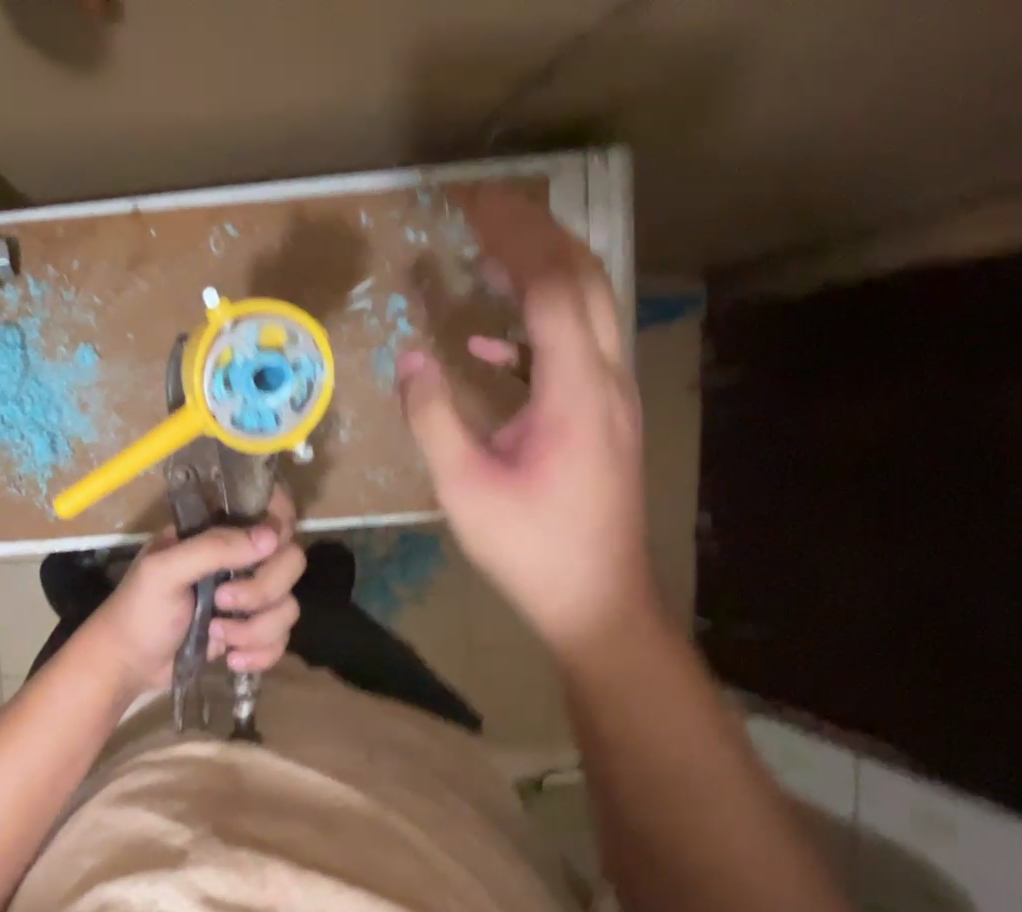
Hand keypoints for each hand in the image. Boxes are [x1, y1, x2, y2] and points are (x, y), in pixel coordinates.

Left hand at [76, 488, 304, 696]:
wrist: (129, 664)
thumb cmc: (139, 610)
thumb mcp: (164, 571)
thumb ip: (213, 548)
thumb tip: (271, 537)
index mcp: (216, 532)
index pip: (269, 512)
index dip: (279, 528)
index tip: (268, 551)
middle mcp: (238, 560)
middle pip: (290, 562)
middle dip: (263, 591)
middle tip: (222, 601)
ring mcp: (247, 597)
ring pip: (288, 605)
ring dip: (256, 629)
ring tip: (216, 636)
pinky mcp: (250, 632)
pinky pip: (281, 638)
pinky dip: (261, 653)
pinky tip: (232, 660)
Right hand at [396, 185, 655, 657]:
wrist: (597, 598)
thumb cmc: (529, 546)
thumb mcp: (464, 486)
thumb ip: (434, 417)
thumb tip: (411, 357)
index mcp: (574, 388)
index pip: (551, 286)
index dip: (515, 237)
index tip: (475, 202)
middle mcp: (605, 378)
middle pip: (585, 280)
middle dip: (538, 234)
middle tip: (487, 209)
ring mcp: (611, 397)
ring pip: (590, 308)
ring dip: (545, 271)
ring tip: (491, 253)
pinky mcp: (602, 418)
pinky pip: (576, 350)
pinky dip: (536, 328)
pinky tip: (488, 342)